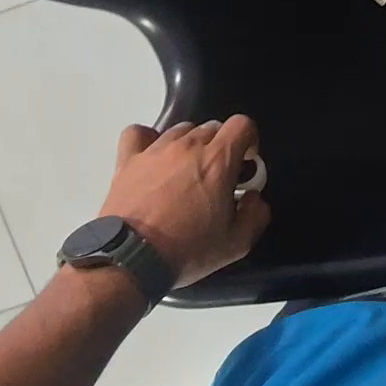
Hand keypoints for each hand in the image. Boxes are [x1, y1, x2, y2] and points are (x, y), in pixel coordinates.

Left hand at [98, 116, 270, 288]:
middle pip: (213, 127)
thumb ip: (257, 214)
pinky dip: (149, 140)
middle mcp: (188, 146)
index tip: (244, 164)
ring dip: (190, 145)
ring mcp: (155, 150)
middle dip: (221, 147)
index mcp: (218, 160)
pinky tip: (155, 158)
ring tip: (186, 173)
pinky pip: (139, 133)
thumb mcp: (237, 242)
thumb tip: (253, 197)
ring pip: (181, 130)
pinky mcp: (128, 161)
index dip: (250, 140)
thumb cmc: (187, 249)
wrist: (130, 260)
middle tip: (217, 177)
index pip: (243, 124)